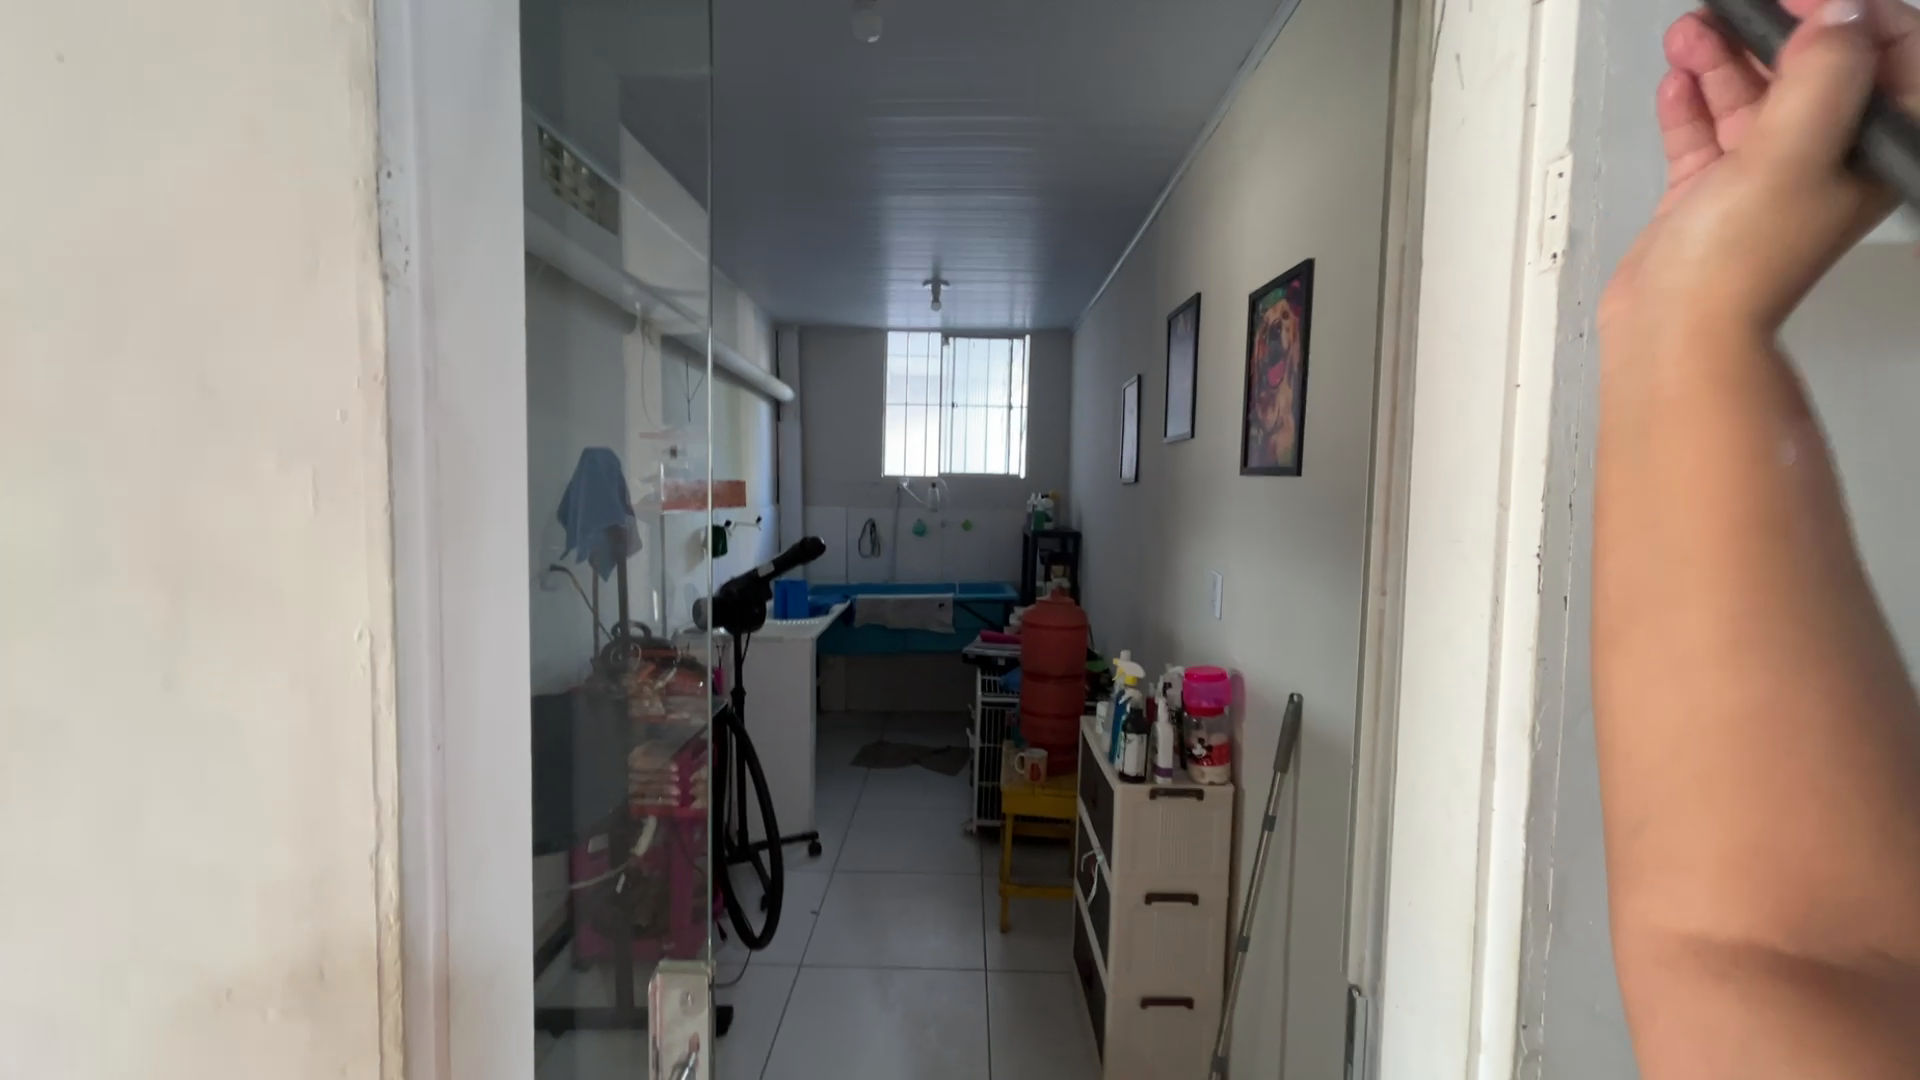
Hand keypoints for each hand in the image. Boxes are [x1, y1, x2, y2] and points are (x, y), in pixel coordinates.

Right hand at [1601, 0, 1919, 345]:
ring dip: (1719, 62)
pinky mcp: (1707, 196)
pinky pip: (1704, 136)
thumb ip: (1823, 73)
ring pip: (1749, 97)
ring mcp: (1763, 175)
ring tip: (1688, 33)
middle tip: (1731, 6)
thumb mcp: (1793, 152)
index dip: (1845, 12)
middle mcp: (1827, 154)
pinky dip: (1689, 107)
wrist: (1672, 327)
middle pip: (1809, 67)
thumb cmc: (1735, 266)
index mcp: (1879, 141)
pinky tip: (1677, 82)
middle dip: (1771, 29)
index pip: (1885, 48)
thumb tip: (1837, 15)